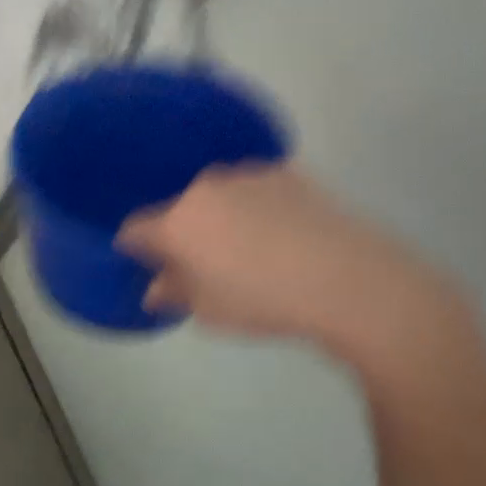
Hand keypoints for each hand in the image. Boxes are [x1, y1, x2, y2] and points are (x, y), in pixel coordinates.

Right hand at [114, 164, 470, 363]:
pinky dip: (256, 209)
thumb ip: (174, 292)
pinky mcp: (291, 174)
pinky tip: (279, 238)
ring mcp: (250, 177)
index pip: (134, 230)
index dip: (134, 249)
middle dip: (181, 233)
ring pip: (218, 198)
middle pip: (177, 209)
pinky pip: (255, 191)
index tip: (148, 268)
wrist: (352, 282)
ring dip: (219, 218)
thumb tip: (156, 287)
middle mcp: (205, 189)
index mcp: (176, 223)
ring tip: (246, 252)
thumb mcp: (208, 310)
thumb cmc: (264, 302)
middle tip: (200, 266)